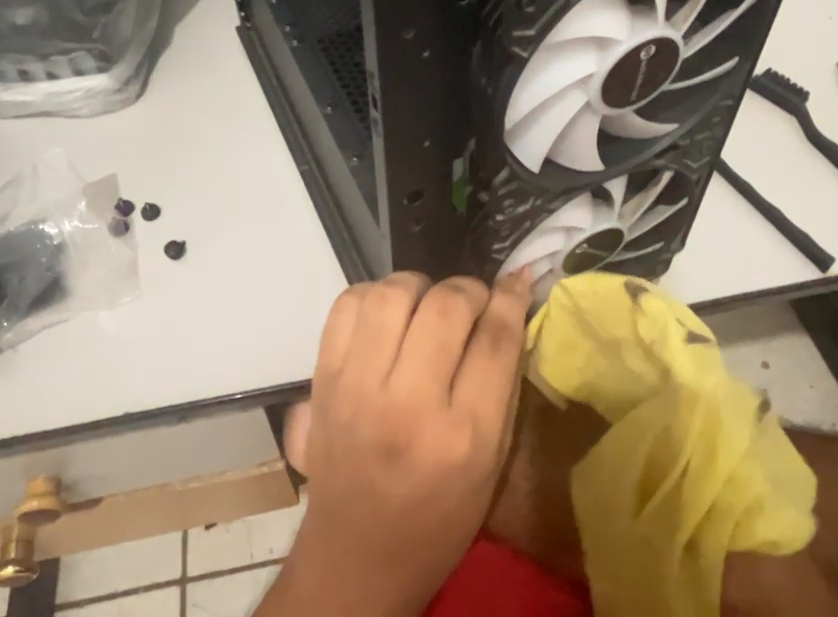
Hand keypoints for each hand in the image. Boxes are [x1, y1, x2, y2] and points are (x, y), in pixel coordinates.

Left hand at [265, 271, 532, 615]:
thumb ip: (503, 378)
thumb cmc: (441, 514)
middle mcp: (407, 406)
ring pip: (392, 293)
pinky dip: (373, 297)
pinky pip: (347, 305)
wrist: (358, 555)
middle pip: (445, 306)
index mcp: (464, 436)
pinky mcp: (322, 380)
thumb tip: (512, 299)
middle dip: (468, 290)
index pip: (494, 339)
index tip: (515, 282)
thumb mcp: (493, 458)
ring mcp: (356, 388)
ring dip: (419, 287)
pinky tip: (388, 318)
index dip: (510, 298)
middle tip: (471, 304)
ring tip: (427, 307)